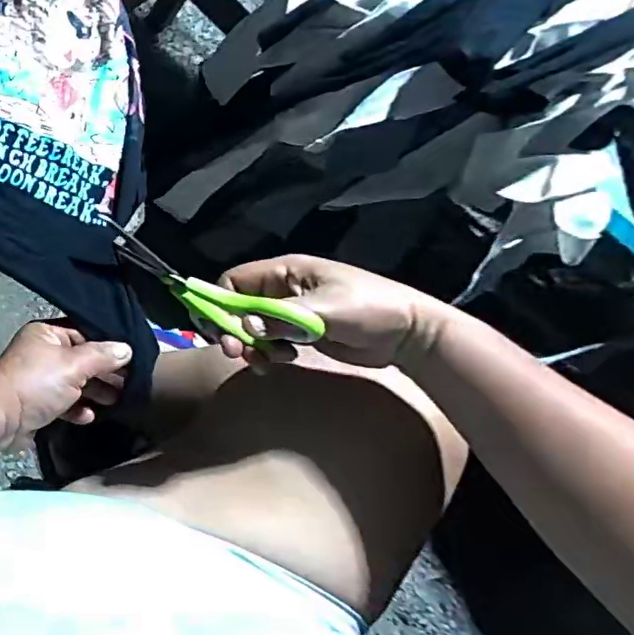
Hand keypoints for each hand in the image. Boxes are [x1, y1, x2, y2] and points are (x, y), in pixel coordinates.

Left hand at [0, 322, 132, 451]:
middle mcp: (42, 351)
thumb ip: (101, 357)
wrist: (1, 418)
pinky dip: (77, 408)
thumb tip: (126, 348)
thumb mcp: (73, 366)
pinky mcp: (39, 401)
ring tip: (118, 401)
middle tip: (132, 383)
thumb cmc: (36, 384)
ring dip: (95, 391)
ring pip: (76, 382)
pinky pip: (65, 401)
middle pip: (83, 358)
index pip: (84, 332)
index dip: (108, 344)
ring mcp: (40, 377)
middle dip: (105, 372)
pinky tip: (88, 415)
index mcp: (46, 333)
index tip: (134, 356)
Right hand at [213, 255, 451, 368]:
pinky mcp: (299, 332)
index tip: (219, 328)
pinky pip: (268, 340)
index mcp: (284, 272)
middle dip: (232, 329)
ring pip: (250, 326)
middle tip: (235, 351)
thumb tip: (246, 326)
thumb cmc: (372, 310)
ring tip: (264, 361)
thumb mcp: (326, 311)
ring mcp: (290, 311)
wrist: (414, 334)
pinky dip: (266, 352)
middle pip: (237, 306)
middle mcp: (281, 290)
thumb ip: (283, 318)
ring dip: (249, 345)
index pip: (233, 281)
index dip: (220, 302)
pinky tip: (279, 361)